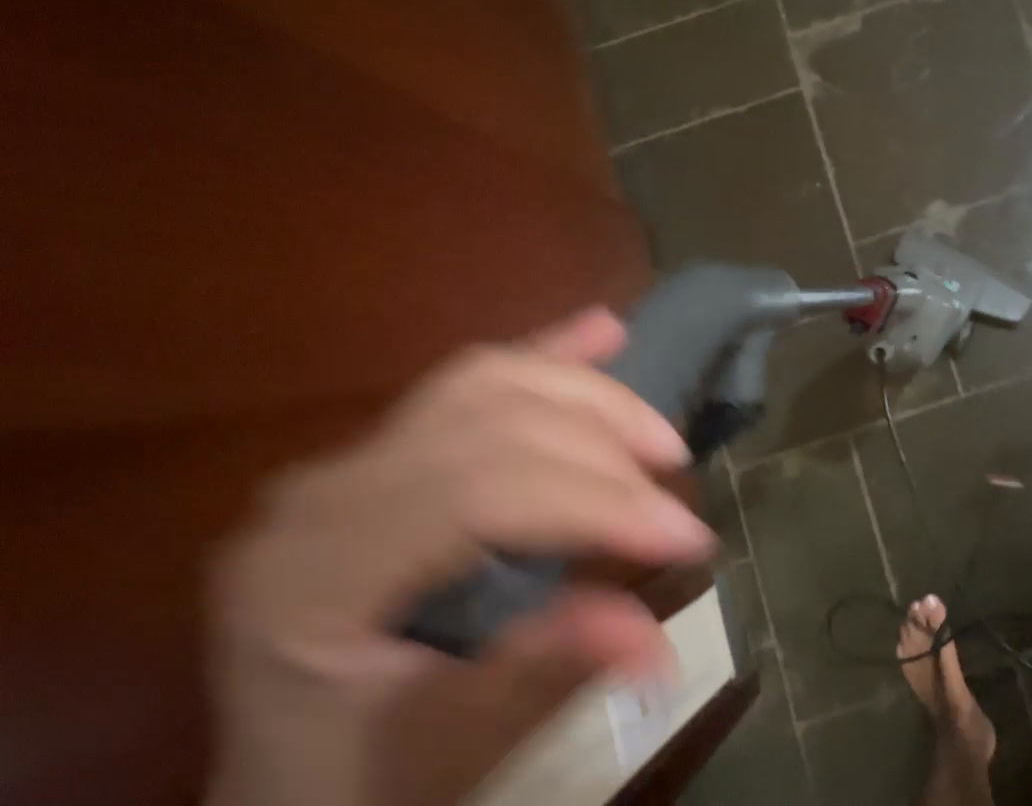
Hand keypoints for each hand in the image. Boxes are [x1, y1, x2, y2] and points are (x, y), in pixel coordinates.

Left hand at [206, 307, 713, 805]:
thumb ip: (556, 663)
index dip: (595, 501)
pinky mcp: (375, 455)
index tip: (687, 537)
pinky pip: (467, 387)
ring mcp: (341, 465)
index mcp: (318, 575)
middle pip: (491, 425)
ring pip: (486, 384)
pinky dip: (545, 357)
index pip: (478, 494)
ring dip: (588, 398)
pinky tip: (604, 329)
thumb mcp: (458, 736)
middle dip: (604, 446)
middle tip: (678, 489)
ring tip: (658, 436)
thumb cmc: (363, 769)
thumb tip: (661, 647)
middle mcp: (320, 496)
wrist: (285, 774)